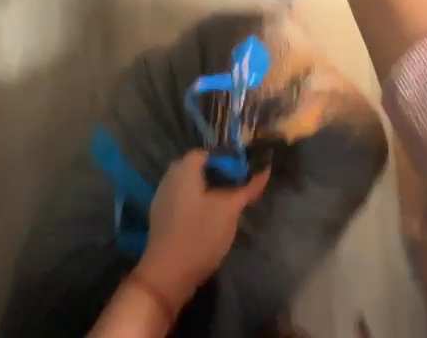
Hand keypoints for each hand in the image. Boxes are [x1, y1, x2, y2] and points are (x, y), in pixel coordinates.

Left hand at [135, 151, 270, 307]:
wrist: (168, 274)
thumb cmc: (200, 234)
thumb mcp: (229, 210)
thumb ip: (247, 189)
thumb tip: (265, 170)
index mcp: (183, 169)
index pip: (208, 154)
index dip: (228, 162)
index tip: (244, 177)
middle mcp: (170, 177)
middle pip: (198, 169)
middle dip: (219, 177)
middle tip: (238, 192)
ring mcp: (162, 197)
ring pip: (190, 186)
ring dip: (209, 192)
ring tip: (227, 208)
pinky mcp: (161, 217)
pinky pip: (182, 201)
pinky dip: (197, 205)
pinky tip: (208, 221)